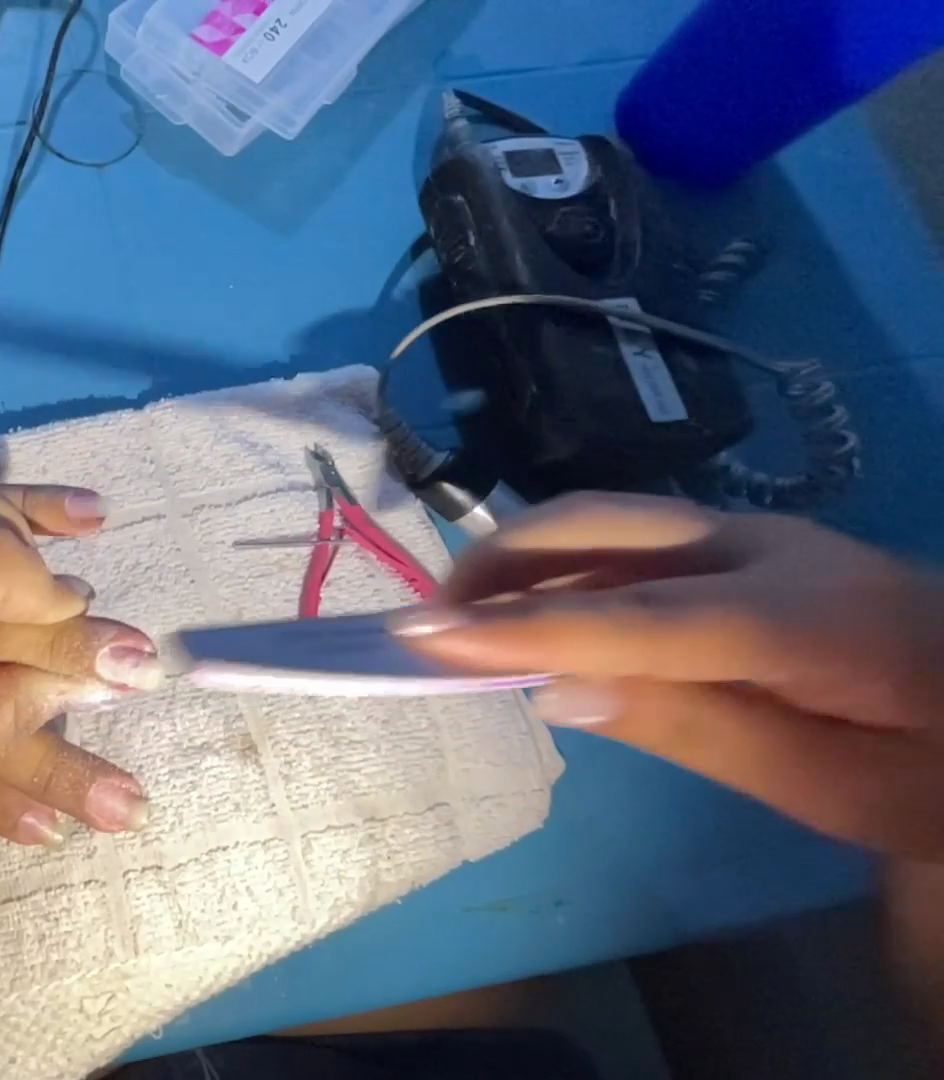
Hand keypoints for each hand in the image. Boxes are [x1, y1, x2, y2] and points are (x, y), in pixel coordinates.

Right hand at [393, 492, 943, 860]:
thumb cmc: (935, 766)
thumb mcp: (837, 787)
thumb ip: (695, 732)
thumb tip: (555, 694)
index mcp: (816, 616)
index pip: (641, 618)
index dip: (527, 628)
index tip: (424, 636)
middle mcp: (763, 546)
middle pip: (592, 525)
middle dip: (493, 563)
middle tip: (432, 621)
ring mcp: (736, 532)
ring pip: (588, 520)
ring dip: (508, 560)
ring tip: (462, 618)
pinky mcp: (717, 539)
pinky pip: (604, 538)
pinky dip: (540, 568)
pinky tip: (521, 612)